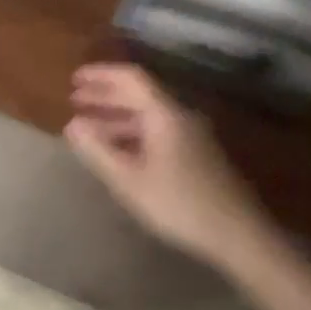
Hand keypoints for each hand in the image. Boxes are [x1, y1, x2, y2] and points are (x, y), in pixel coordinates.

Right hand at [66, 64, 266, 256]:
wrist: (237, 234)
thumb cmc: (179, 204)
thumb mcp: (130, 180)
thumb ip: (99, 150)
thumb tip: (72, 124)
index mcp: (165, 114)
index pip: (132, 78)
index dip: (101, 75)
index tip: (74, 79)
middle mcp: (180, 116)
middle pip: (140, 94)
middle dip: (105, 96)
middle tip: (74, 102)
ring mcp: (192, 135)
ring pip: (148, 115)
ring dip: (117, 117)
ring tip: (89, 127)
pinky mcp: (197, 154)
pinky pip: (158, 131)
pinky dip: (133, 133)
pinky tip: (118, 151)